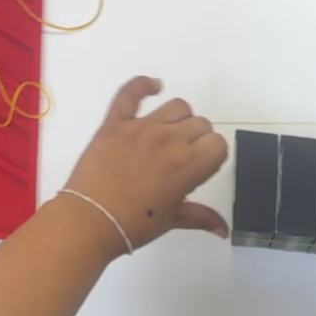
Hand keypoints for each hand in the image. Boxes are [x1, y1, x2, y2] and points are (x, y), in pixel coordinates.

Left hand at [61, 76, 229, 255]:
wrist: (91, 220)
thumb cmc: (135, 225)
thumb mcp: (173, 220)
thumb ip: (202, 217)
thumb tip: (224, 231)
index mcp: (188, 165)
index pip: (218, 144)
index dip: (213, 156)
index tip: (202, 169)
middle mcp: (170, 140)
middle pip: (200, 124)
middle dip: (199, 140)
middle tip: (185, 158)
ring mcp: (142, 127)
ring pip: (177, 106)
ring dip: (181, 119)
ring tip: (171, 135)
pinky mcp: (116, 121)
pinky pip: (131, 92)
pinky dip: (144, 85)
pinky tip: (154, 86)